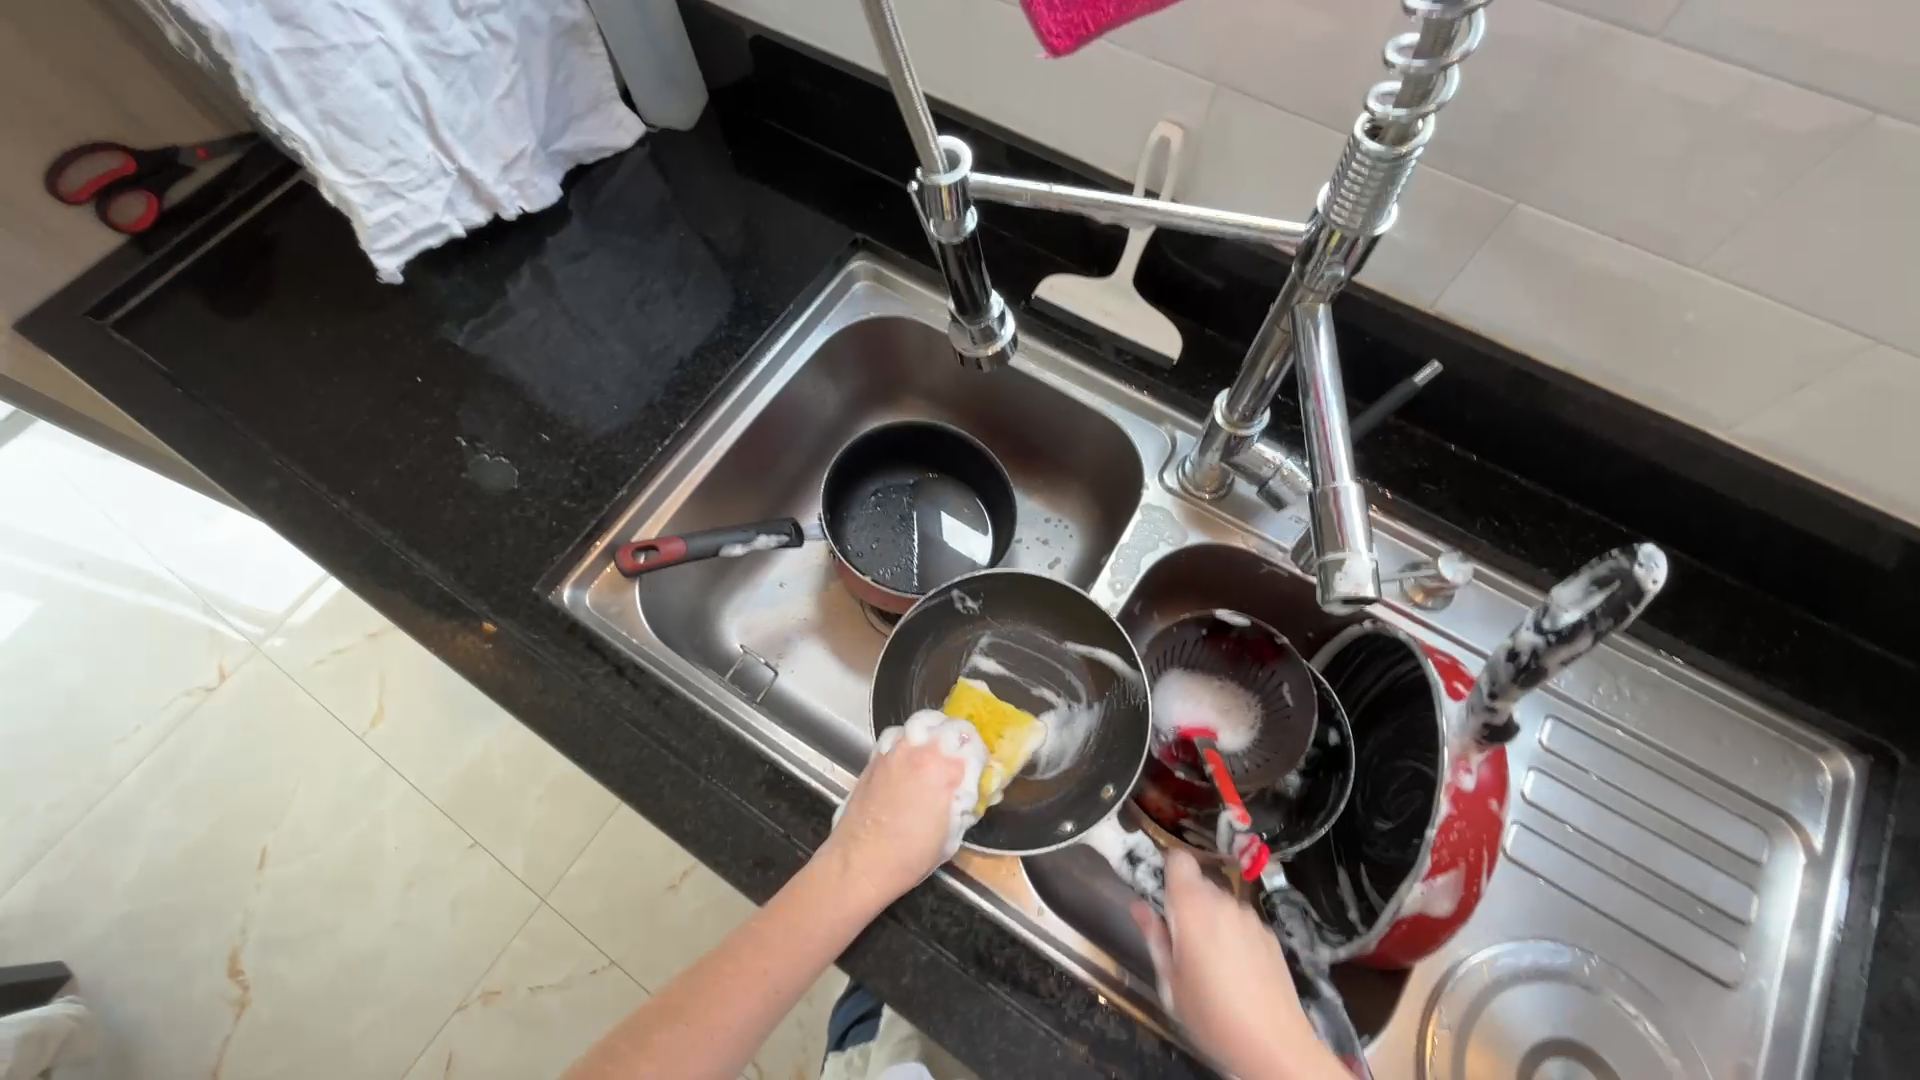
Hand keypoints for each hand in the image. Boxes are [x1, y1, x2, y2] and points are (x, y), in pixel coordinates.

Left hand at [818, 713, 984, 910]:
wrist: (861, 862)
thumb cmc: (911, 857)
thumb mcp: (953, 835)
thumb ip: (966, 806)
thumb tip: (970, 792)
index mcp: (949, 771)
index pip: (976, 746)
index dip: (981, 757)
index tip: (978, 769)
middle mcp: (923, 752)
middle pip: (951, 725)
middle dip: (961, 737)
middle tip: (961, 754)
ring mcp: (897, 750)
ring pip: (923, 721)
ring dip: (934, 730)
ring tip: (936, 745)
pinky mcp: (877, 756)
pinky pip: (897, 733)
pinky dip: (907, 737)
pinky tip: (908, 754)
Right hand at [1130, 849, 1346, 1079]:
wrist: (1276, 1047)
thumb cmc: (1212, 1016)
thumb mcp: (1170, 982)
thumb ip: (1154, 937)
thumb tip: (1139, 906)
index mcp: (1193, 907)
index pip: (1178, 860)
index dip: (1167, 872)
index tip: (1162, 900)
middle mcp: (1224, 903)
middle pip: (1199, 885)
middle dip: (1187, 905)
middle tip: (1181, 945)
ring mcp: (1251, 918)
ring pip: (1221, 905)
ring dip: (1211, 921)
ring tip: (1211, 965)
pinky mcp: (1270, 936)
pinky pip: (1241, 924)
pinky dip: (1234, 937)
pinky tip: (1238, 974)